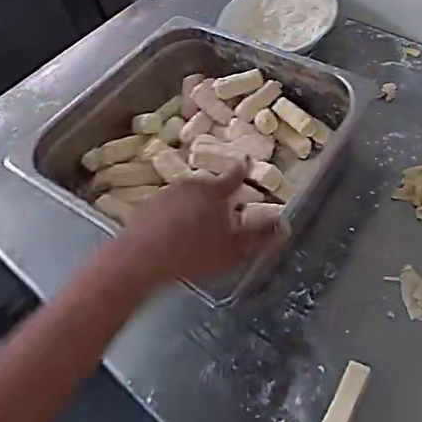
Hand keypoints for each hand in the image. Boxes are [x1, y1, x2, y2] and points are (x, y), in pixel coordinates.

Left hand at [115, 164, 278, 282]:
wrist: (137, 260)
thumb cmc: (193, 252)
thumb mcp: (234, 248)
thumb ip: (260, 235)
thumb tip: (284, 224)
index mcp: (215, 190)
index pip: (235, 175)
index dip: (243, 169)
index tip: (246, 161)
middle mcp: (191, 185)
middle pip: (209, 187)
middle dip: (216, 198)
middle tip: (221, 215)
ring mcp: (165, 195)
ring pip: (186, 198)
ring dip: (192, 209)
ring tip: (195, 232)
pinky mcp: (144, 210)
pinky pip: (165, 211)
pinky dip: (171, 219)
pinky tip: (171, 239)